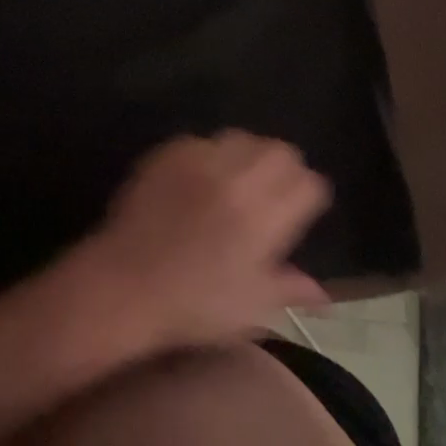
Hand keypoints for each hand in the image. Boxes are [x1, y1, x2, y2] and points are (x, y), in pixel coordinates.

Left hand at [64, 130, 330, 353]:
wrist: (123, 286)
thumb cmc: (191, 306)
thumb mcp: (249, 308)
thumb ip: (289, 288)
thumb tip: (323, 292)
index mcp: (264, 218)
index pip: (308, 184)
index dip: (308, 195)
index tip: (300, 210)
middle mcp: (236, 179)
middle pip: (281, 151)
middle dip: (284, 168)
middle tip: (272, 192)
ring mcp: (199, 161)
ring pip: (242, 137)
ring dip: (247, 155)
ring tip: (237, 180)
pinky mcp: (168, 153)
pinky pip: (201, 140)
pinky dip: (208, 155)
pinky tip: (200, 179)